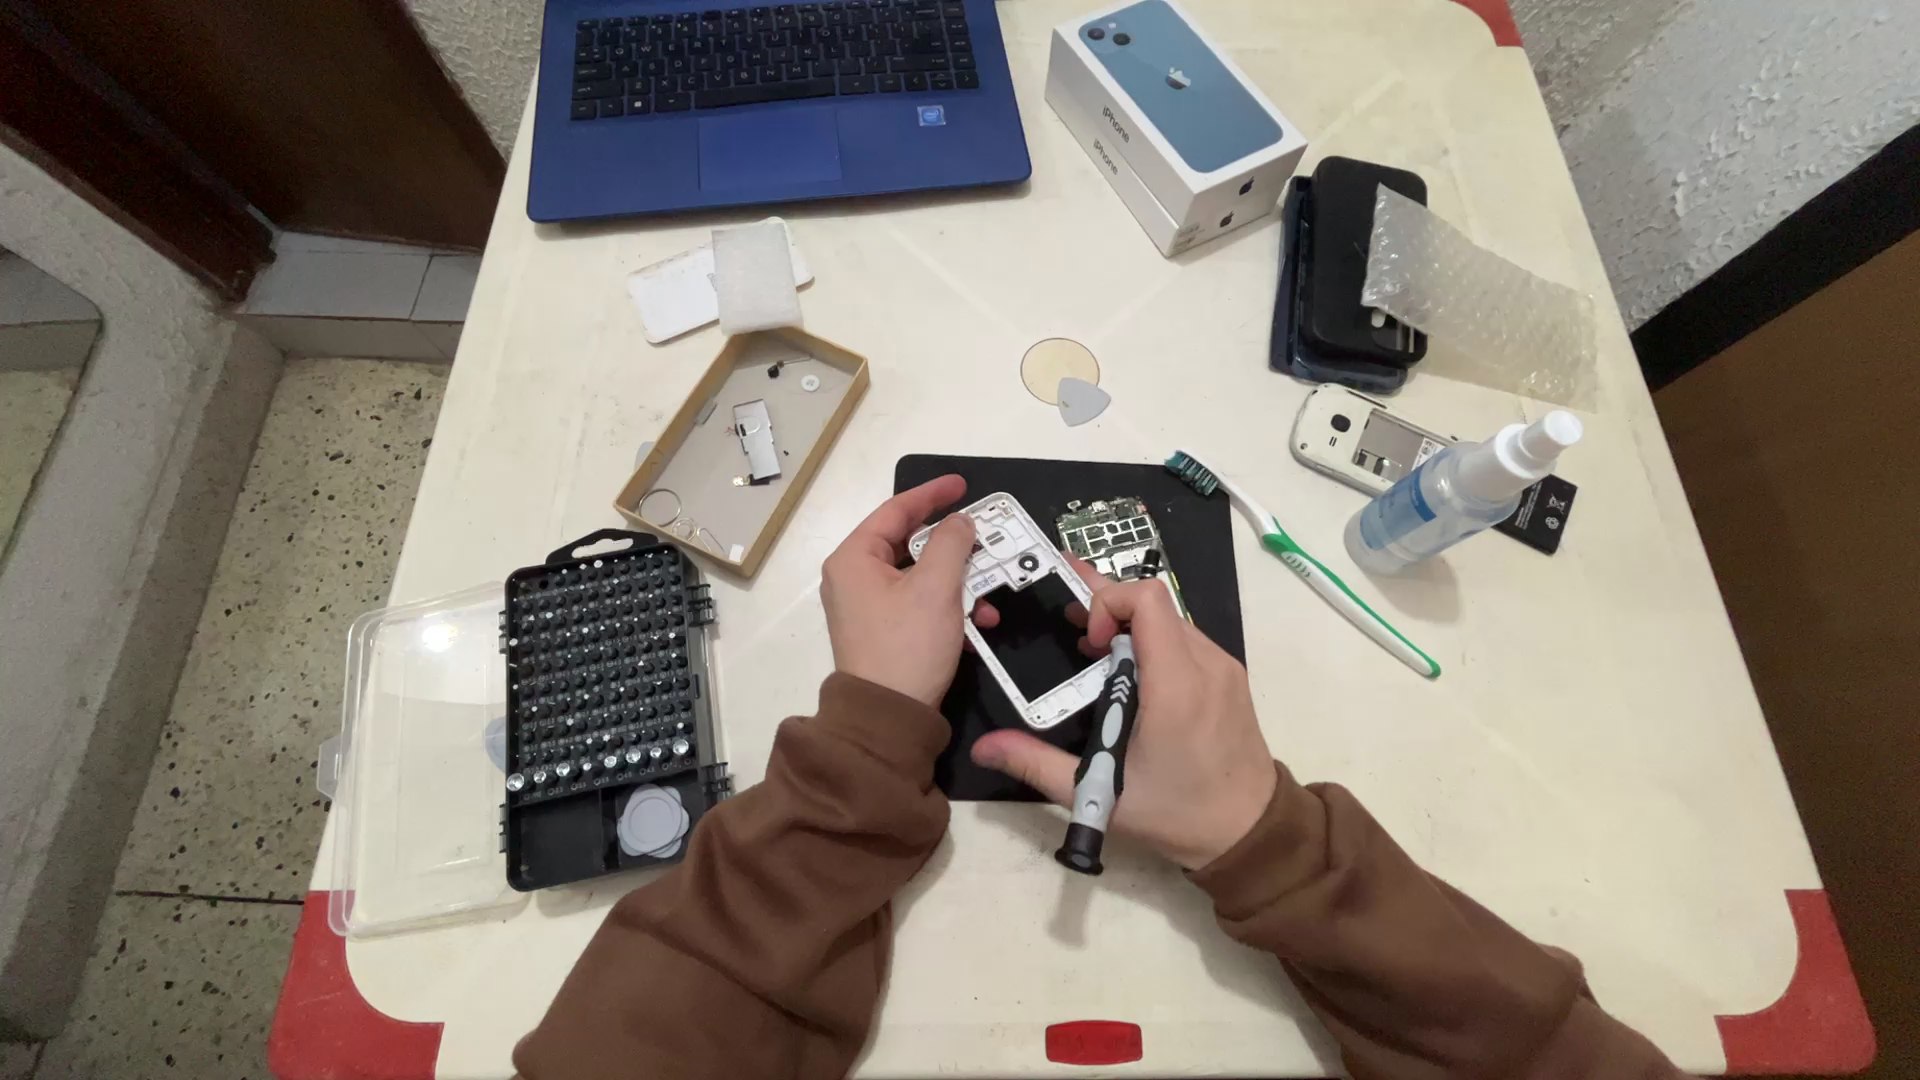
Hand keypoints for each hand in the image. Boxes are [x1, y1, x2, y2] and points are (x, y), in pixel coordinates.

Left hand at [820, 475, 994, 706]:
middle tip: (983, 541)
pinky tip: (976, 625)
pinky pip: (916, 603)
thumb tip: (960, 521)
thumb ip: (952, 543)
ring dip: (957, 584)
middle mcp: (852, 577)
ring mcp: (865, 606)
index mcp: (854, 558)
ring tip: (988, 600)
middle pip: (908, 544)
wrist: (889, 719)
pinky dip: (946, 607)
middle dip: (953, 549)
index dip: (932, 494)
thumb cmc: (908, 645)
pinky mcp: (880, 630)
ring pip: (918, 577)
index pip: (895, 510)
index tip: (963, 485)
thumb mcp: (936, 587)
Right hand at [970, 570, 1277, 869]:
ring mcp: (1223, 667)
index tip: (1088, 641)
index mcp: (1176, 685)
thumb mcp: (1099, 792)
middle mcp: (1206, 664)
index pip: (1147, 600)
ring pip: (1169, 617)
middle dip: (1108, 607)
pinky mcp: (1229, 677)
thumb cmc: (1176, 812)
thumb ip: (1037, 763)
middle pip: (1154, 603)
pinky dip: (1152, 640)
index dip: (1108, 601)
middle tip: (1070, 626)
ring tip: (1093, 649)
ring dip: (1130, 625)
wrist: (1251, 834)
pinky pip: (1185, 637)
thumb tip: (983, 747)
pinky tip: (1128, 669)